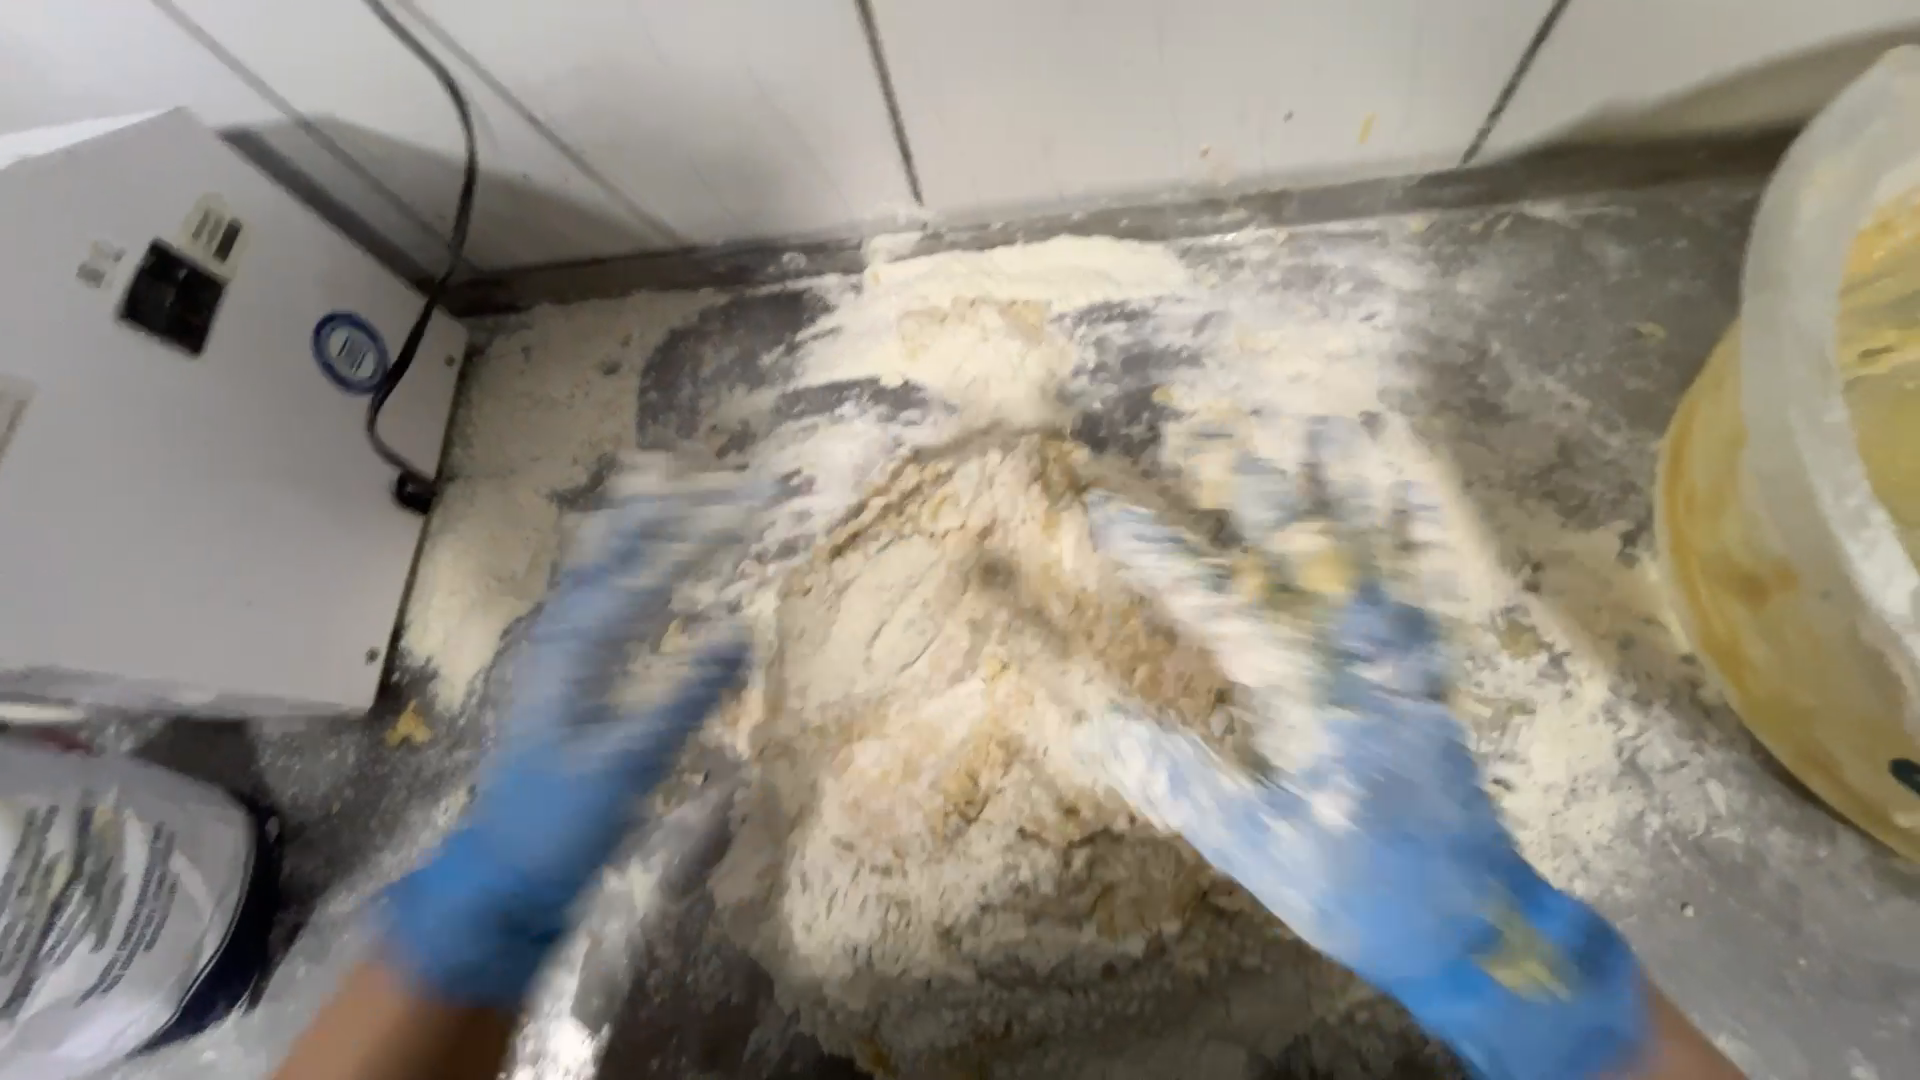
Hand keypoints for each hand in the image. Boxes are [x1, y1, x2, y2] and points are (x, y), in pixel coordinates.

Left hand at [382, 463, 758, 1005]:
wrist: (501, 873)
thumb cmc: (562, 822)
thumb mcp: (629, 763)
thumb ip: (685, 695)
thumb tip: (740, 628)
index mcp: (576, 650)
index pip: (645, 570)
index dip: (696, 531)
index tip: (744, 500)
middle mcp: (563, 637)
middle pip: (612, 552)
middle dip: (662, 509)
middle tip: (708, 477)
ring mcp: (560, 654)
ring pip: (602, 570)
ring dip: (641, 530)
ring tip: (674, 495)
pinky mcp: (568, 675)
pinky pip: (602, 601)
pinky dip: (631, 569)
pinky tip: (649, 572)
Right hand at [1075, 430, 1647, 1078]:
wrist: (1476, 927)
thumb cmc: (1359, 888)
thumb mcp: (1258, 846)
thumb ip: (1186, 780)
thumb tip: (1101, 725)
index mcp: (1308, 695)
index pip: (1216, 605)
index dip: (1158, 554)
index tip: (1107, 511)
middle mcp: (1360, 660)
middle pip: (1301, 556)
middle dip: (1259, 489)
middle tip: (1229, 427)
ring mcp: (1404, 660)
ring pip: (1370, 556)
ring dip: (1346, 489)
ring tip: (1330, 424)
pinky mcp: (1429, 672)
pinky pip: (1423, 587)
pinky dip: (1417, 534)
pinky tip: (1411, 493)